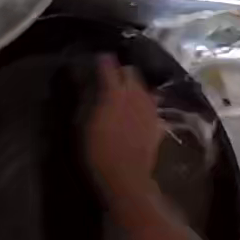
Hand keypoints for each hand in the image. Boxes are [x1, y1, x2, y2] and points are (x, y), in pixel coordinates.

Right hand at [85, 54, 165, 201]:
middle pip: (130, 71)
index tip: (95, 58)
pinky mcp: (157, 123)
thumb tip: (85, 80)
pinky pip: (152, 104)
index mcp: (113, 92)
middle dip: (120, 70)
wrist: (127, 180)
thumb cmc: (98, 151)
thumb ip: (87, 97)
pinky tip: (137, 109)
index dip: (101, 60)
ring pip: (144, 86)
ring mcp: (149, 109)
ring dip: (134, 85)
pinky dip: (144, 102)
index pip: (108, 65)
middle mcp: (134, 95)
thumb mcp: (83, 122)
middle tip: (109, 76)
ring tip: (124, 91)